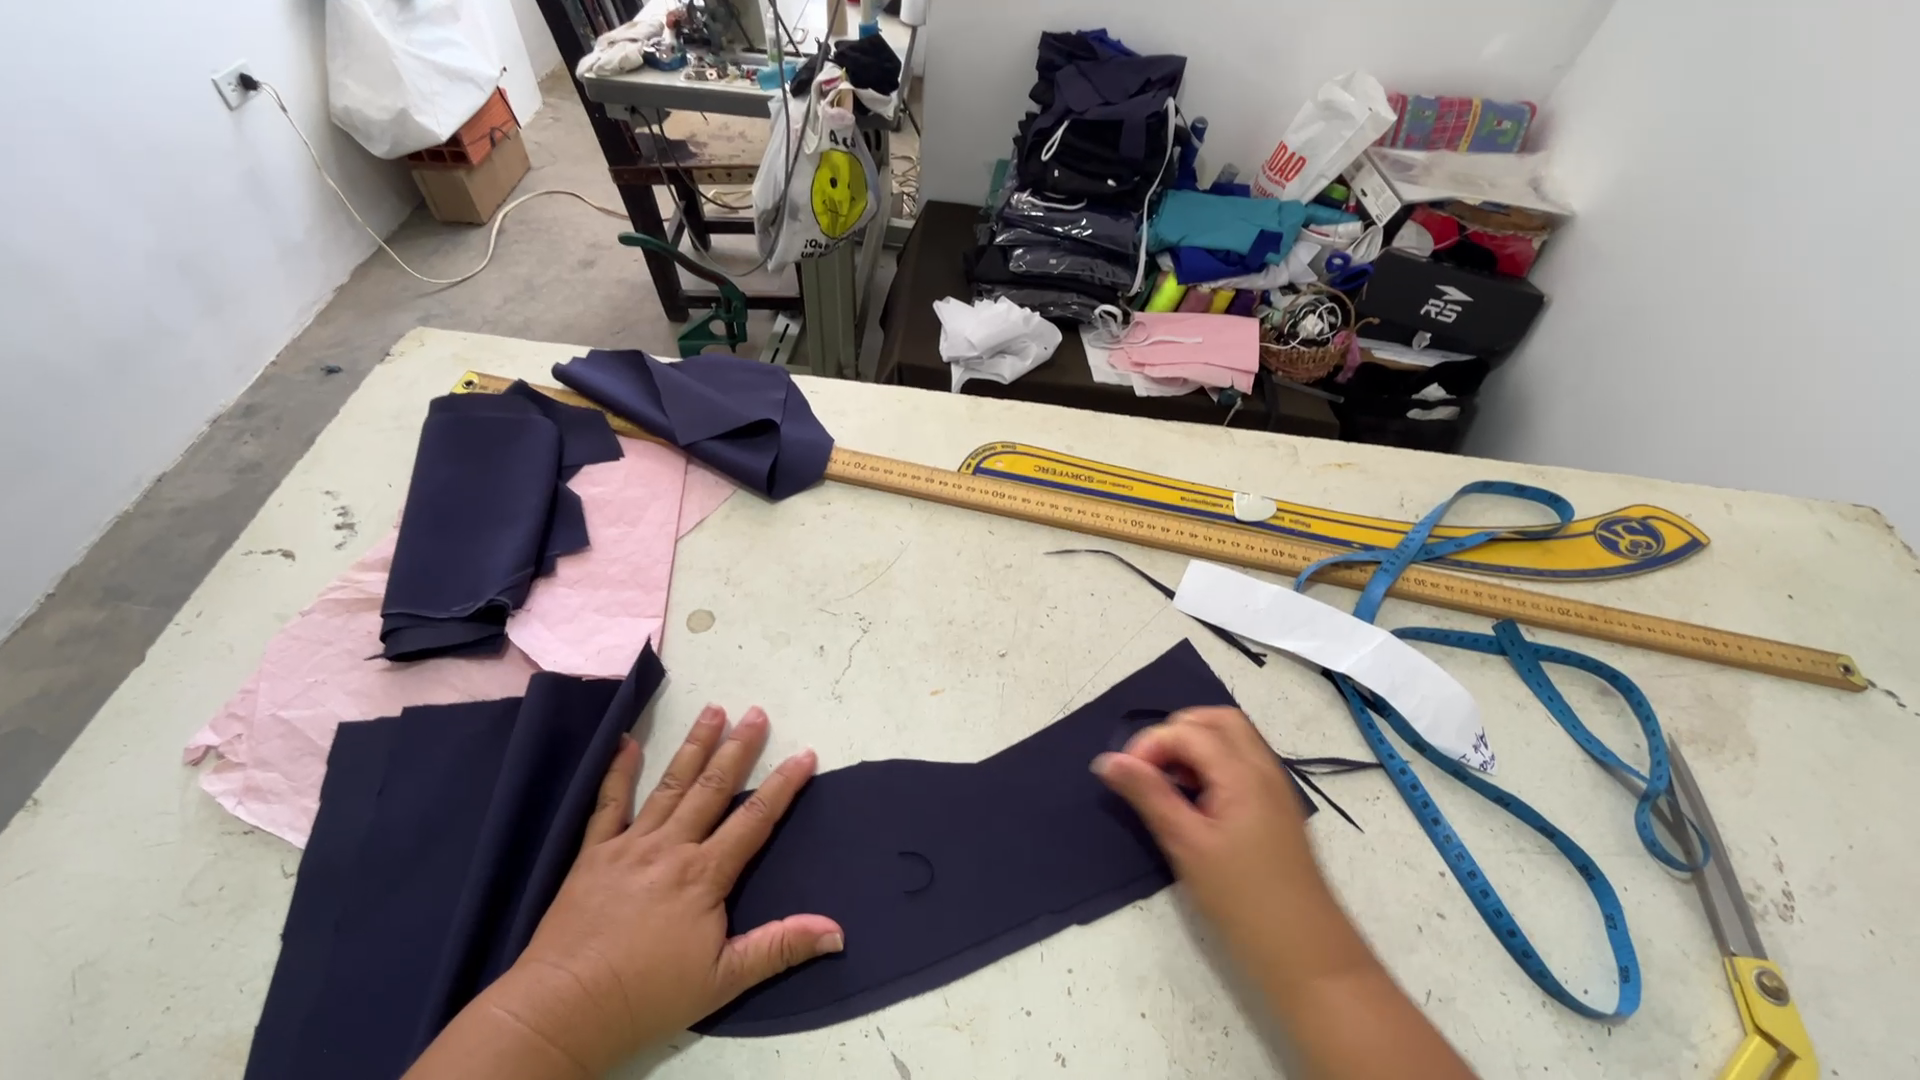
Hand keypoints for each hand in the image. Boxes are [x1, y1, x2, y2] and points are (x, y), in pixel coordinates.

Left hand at [478, 707, 841, 1074]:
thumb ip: (779, 948)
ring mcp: (629, 846)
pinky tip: (626, 743)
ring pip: (670, 786)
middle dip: (738, 748)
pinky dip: (617, 771)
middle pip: (712, 788)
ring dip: (693, 747)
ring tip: (712, 710)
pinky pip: (607, 804)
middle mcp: (671, 848)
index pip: (754, 819)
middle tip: (756, 713)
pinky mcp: (593, 854)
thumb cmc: (648, 997)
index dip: (783, 785)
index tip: (805, 754)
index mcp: (704, 875)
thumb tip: (836, 932)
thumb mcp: (723, 981)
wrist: (563, 1010)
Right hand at [1092, 707, 1322, 949]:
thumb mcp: (1186, 845)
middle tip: (1150, 770)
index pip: (1187, 730)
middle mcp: (1264, 768)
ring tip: (1169, 786)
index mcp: (1243, 773)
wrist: (1307, 954)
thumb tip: (1107, 760)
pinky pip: (1241, 763)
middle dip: (1176, 732)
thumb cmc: (1241, 900)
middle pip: (1217, 720)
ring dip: (1195, 747)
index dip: (1150, 744)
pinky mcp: (1276, 808)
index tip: (1126, 777)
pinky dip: (1212, 765)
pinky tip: (1195, 802)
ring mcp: (1275, 787)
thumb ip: (1148, 795)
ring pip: (1232, 739)